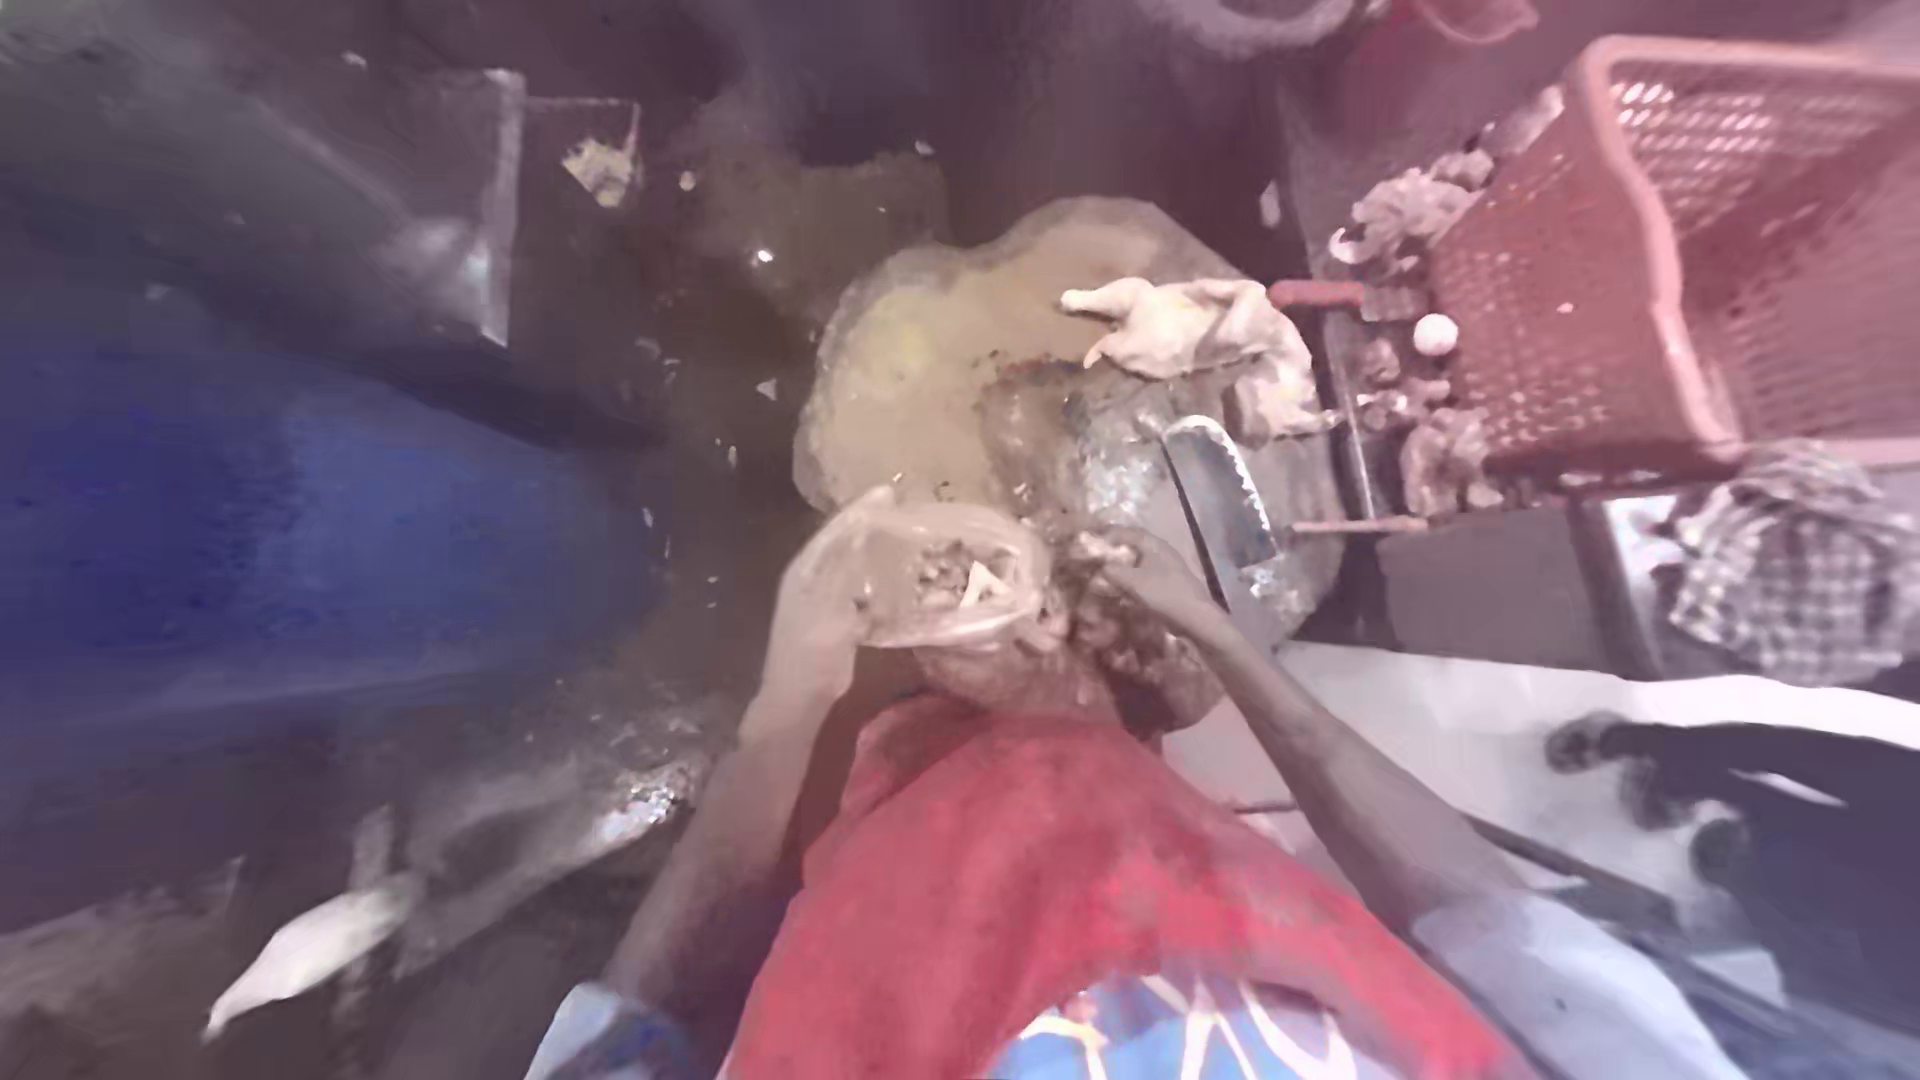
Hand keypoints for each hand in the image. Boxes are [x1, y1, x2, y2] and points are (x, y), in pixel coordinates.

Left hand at [757, 487, 890, 709]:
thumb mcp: (829, 607)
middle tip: (903, 509)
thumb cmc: (811, 652)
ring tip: (906, 535)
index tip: (888, 492)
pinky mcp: (837, 616)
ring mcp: (824, 597)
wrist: (800, 697)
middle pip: (844, 543)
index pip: (834, 530)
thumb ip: (845, 568)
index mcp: (805, 570)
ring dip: (876, 550)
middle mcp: (812, 577)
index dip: (860, 510)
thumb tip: (862, 531)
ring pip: (854, 564)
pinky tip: (900, 577)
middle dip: (871, 525)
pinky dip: (878, 579)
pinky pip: (860, 587)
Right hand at [1085, 527, 1226, 642]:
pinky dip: (1130, 575)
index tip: (1092, 539)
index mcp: (1153, 544)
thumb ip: (1113, 571)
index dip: (1109, 533)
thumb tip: (1100, 566)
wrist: (1194, 617)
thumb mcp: (1133, 581)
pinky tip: (1121, 585)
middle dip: (1114, 548)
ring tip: (1104, 569)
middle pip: (1133, 543)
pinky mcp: (1167, 581)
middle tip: (1096, 554)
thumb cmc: (1164, 593)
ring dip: (1121, 563)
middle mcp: (1160, 550)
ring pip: (1138, 559)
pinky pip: (1143, 572)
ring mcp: (1165, 566)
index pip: (1128, 531)